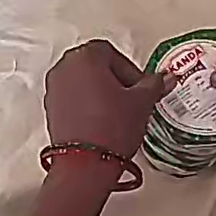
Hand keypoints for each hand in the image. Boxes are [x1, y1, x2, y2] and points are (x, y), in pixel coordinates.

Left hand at [44, 40, 170, 162]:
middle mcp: (64, 69)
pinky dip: (87, 104)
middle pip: (93, 64)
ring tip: (118, 111)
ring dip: (100, 91)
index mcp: (85, 57)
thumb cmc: (110, 128)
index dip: (129, 68)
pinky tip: (103, 121)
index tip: (140, 84)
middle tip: (131, 96)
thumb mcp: (142, 103)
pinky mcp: (51, 110)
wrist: (86, 163)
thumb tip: (164, 78)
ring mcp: (54, 90)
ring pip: (81, 82)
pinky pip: (72, 98)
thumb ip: (154, 84)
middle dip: (114, 78)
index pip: (110, 52)